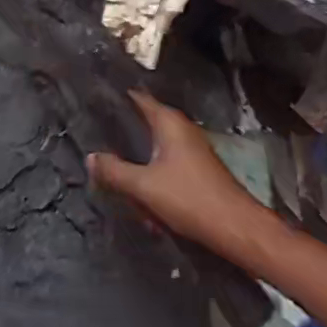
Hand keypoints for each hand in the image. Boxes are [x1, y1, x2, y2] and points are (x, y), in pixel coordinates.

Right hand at [86, 90, 267, 250]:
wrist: (237, 229)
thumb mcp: (144, 186)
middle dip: (122, 139)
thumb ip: (114, 171)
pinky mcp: (196, 170)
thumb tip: (90, 157)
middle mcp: (180, 128)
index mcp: (168, 121)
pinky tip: (145, 204)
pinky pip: (165, 166)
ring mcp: (190, 149)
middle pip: (143, 124)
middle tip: (97, 146)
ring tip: (118, 183)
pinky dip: (153, 180)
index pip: (137, 97)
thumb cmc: (190, 199)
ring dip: (138, 168)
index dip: (116, 97)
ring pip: (153, 150)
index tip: (93, 99)